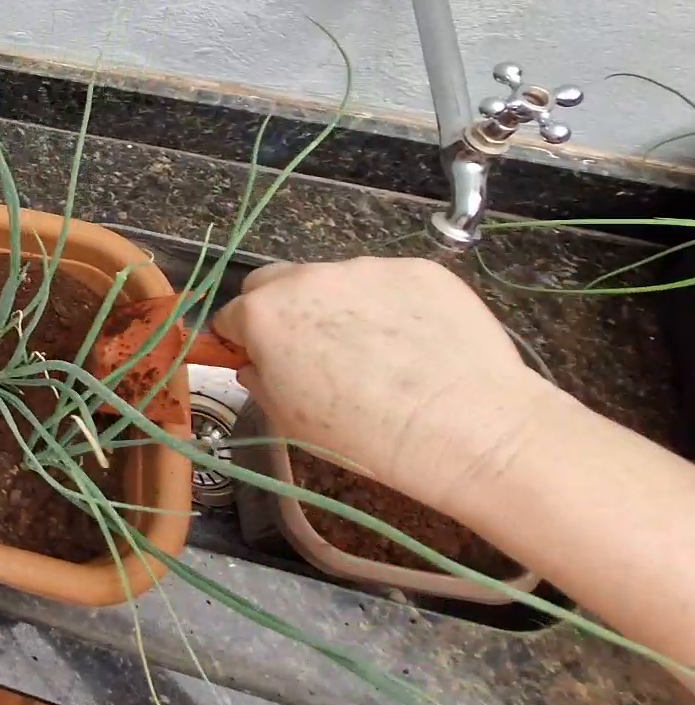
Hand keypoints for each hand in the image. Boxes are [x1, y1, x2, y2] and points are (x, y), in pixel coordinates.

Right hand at [211, 257, 554, 511]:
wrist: (474, 432)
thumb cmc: (364, 435)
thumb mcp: (286, 417)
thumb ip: (258, 378)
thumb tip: (257, 364)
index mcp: (261, 314)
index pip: (230, 315)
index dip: (242, 340)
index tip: (263, 360)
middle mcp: (303, 278)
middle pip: (270, 282)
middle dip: (278, 308)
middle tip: (312, 348)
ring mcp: (363, 269)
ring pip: (331, 280)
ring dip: (337, 304)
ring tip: (379, 349)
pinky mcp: (418, 269)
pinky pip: (387, 282)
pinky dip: (391, 304)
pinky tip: (417, 342)